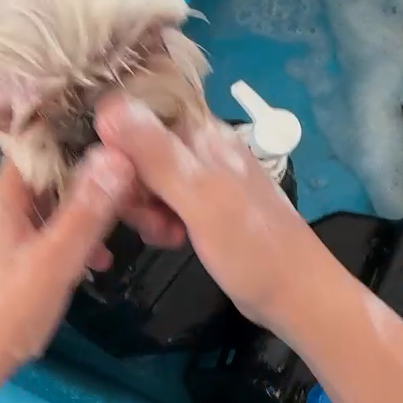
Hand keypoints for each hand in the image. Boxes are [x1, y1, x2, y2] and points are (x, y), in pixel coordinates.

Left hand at [0, 150, 136, 389]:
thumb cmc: (6, 317)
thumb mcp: (56, 261)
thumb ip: (86, 211)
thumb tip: (112, 159)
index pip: (35, 148)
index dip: (74, 143)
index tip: (111, 147)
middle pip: (42, 180)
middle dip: (83, 189)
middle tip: (121, 200)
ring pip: (41, 212)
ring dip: (76, 222)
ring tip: (107, 243)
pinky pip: (33, 238)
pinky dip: (60, 245)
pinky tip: (84, 266)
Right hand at [95, 95, 340, 332]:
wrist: (294, 294)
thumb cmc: (250, 247)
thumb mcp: (199, 197)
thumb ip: (155, 154)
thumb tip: (108, 108)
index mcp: (203, 134)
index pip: (140, 118)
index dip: (119, 149)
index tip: (117, 184)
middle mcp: (202, 148)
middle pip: (139, 153)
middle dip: (132, 187)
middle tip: (148, 219)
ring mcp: (204, 179)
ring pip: (148, 182)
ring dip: (144, 210)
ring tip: (166, 235)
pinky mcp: (204, 207)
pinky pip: (164, 204)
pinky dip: (160, 222)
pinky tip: (173, 240)